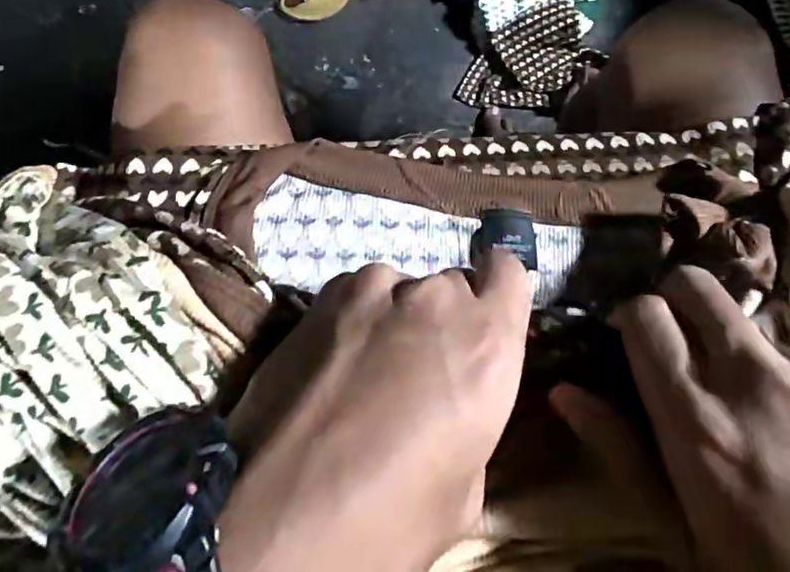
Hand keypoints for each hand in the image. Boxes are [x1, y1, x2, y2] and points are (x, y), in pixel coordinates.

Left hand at [217, 252, 532, 571]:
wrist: (280, 518)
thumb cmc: (391, 518)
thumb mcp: (465, 488)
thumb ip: (473, 415)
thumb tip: (455, 398)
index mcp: (488, 342)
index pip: (510, 270)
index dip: (498, 289)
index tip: (484, 311)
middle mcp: (439, 299)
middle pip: (453, 286)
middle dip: (443, 320)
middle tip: (417, 369)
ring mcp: (379, 288)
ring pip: (403, 289)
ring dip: (396, 318)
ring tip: (366, 371)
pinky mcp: (327, 293)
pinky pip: (359, 294)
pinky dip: (356, 318)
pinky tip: (333, 364)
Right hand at [607, 266, 789, 571]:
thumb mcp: (698, 558)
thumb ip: (629, 462)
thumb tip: (568, 391)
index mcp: (706, 430)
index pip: (644, 315)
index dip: (636, 323)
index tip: (642, 346)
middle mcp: (769, 383)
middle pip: (698, 286)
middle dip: (684, 307)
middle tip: (700, 361)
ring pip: (780, 342)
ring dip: (777, 380)